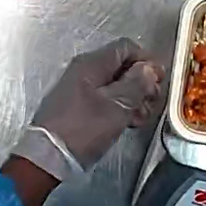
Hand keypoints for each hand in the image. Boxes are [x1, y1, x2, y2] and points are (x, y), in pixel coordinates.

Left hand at [10, 39, 163, 185]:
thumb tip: (149, 69)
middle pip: (121, 66)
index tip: (159, 81)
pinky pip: (103, 98)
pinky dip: (118, 107)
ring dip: (132, 98)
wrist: (46, 158)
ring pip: (114, 84)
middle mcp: (83, 70)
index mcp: (92, 64)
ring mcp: (78, 88)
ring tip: (140, 118)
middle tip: (151, 103)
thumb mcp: (116, 107)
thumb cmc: (82, 130)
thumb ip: (136, 84)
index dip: (147, 61)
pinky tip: (127, 123)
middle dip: (141, 83)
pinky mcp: (76, 106)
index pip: (126, 47)